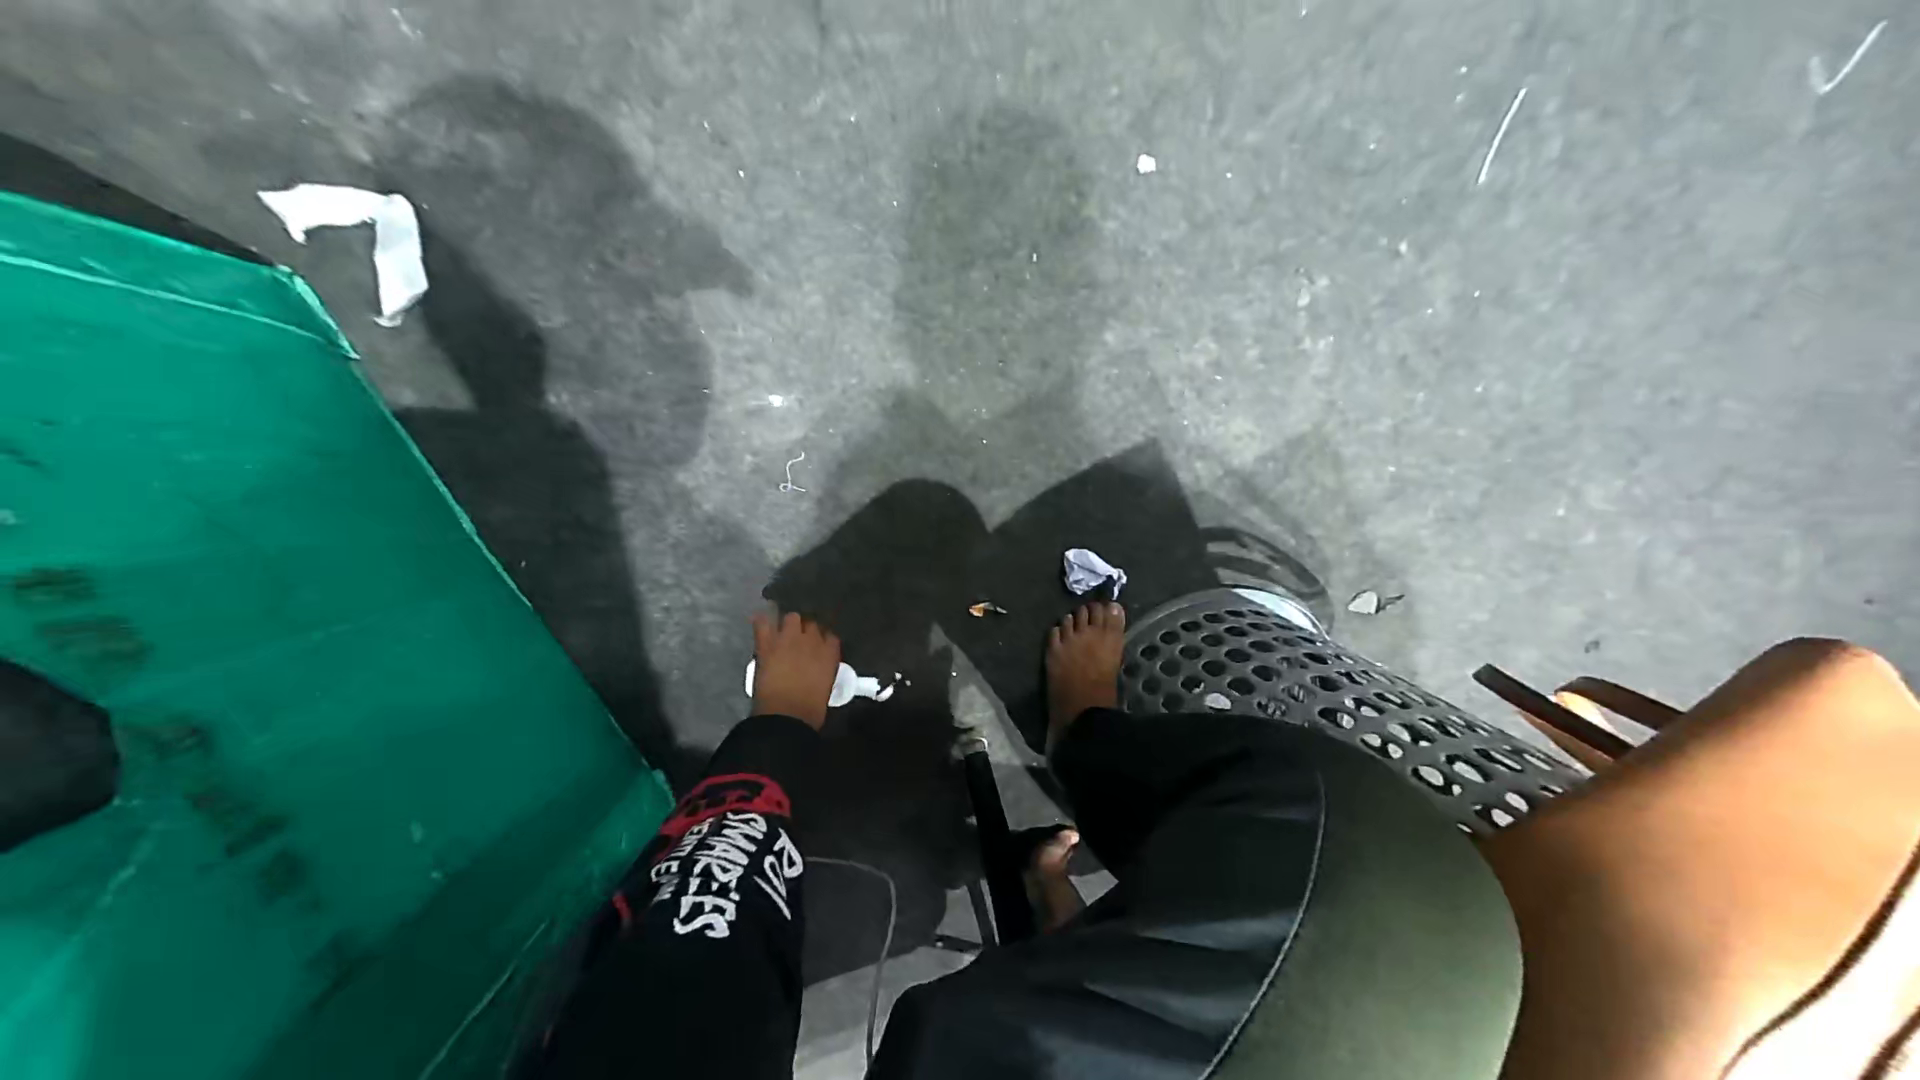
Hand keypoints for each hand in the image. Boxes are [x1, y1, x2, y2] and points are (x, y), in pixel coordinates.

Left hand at [749, 612, 841, 729]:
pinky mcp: (767, 644)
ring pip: (791, 617)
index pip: (830, 636)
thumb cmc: (810, 710)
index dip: (822, 640)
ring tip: (783, 631)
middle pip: (811, 623)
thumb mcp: (825, 687)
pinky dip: (762, 622)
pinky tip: (761, 621)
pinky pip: (763, 623)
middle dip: (806, 630)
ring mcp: (789, 639)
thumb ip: (823, 671)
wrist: (786, 717)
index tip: (818, 645)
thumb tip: (816, 669)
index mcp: (830, 653)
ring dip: (788, 624)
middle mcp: (812, 640)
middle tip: (798, 641)